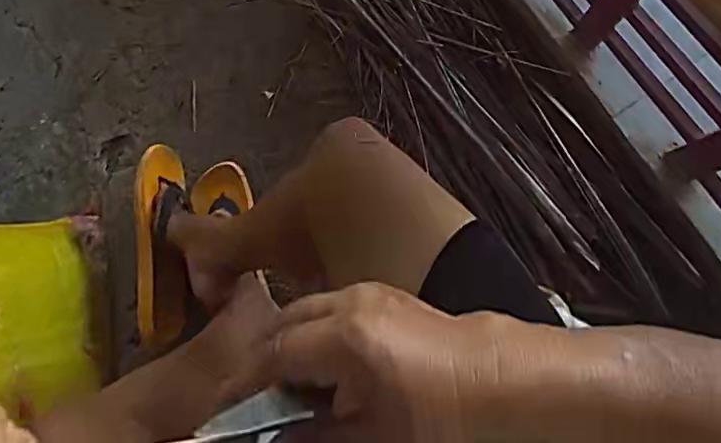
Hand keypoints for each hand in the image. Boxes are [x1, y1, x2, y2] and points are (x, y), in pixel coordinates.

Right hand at [223, 282, 521, 442]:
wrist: (502, 385)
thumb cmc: (442, 420)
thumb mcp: (375, 441)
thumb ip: (318, 438)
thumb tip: (277, 437)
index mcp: (345, 333)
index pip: (273, 352)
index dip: (242, 382)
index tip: (218, 408)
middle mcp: (353, 299)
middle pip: (286, 320)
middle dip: (261, 357)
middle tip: (244, 399)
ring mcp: (373, 292)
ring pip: (309, 310)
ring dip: (288, 342)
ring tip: (279, 388)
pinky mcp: (389, 295)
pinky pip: (334, 308)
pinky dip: (315, 334)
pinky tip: (322, 371)